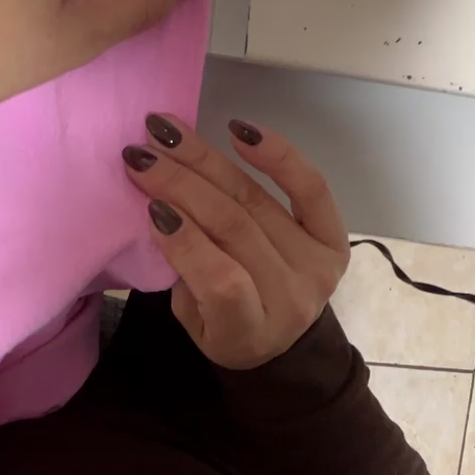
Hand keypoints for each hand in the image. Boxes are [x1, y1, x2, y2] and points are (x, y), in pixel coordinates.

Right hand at [123, 116, 349, 368]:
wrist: (286, 343)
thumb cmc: (226, 331)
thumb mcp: (193, 321)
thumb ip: (183, 274)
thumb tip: (165, 206)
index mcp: (248, 332)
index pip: (221, 281)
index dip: (186, 240)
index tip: (149, 204)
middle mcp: (290, 298)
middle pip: (236, 228)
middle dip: (182, 184)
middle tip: (142, 153)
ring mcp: (316, 266)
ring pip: (256, 200)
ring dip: (207, 160)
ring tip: (168, 133)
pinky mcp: (333, 240)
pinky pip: (311, 189)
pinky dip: (279, 156)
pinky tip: (240, 131)